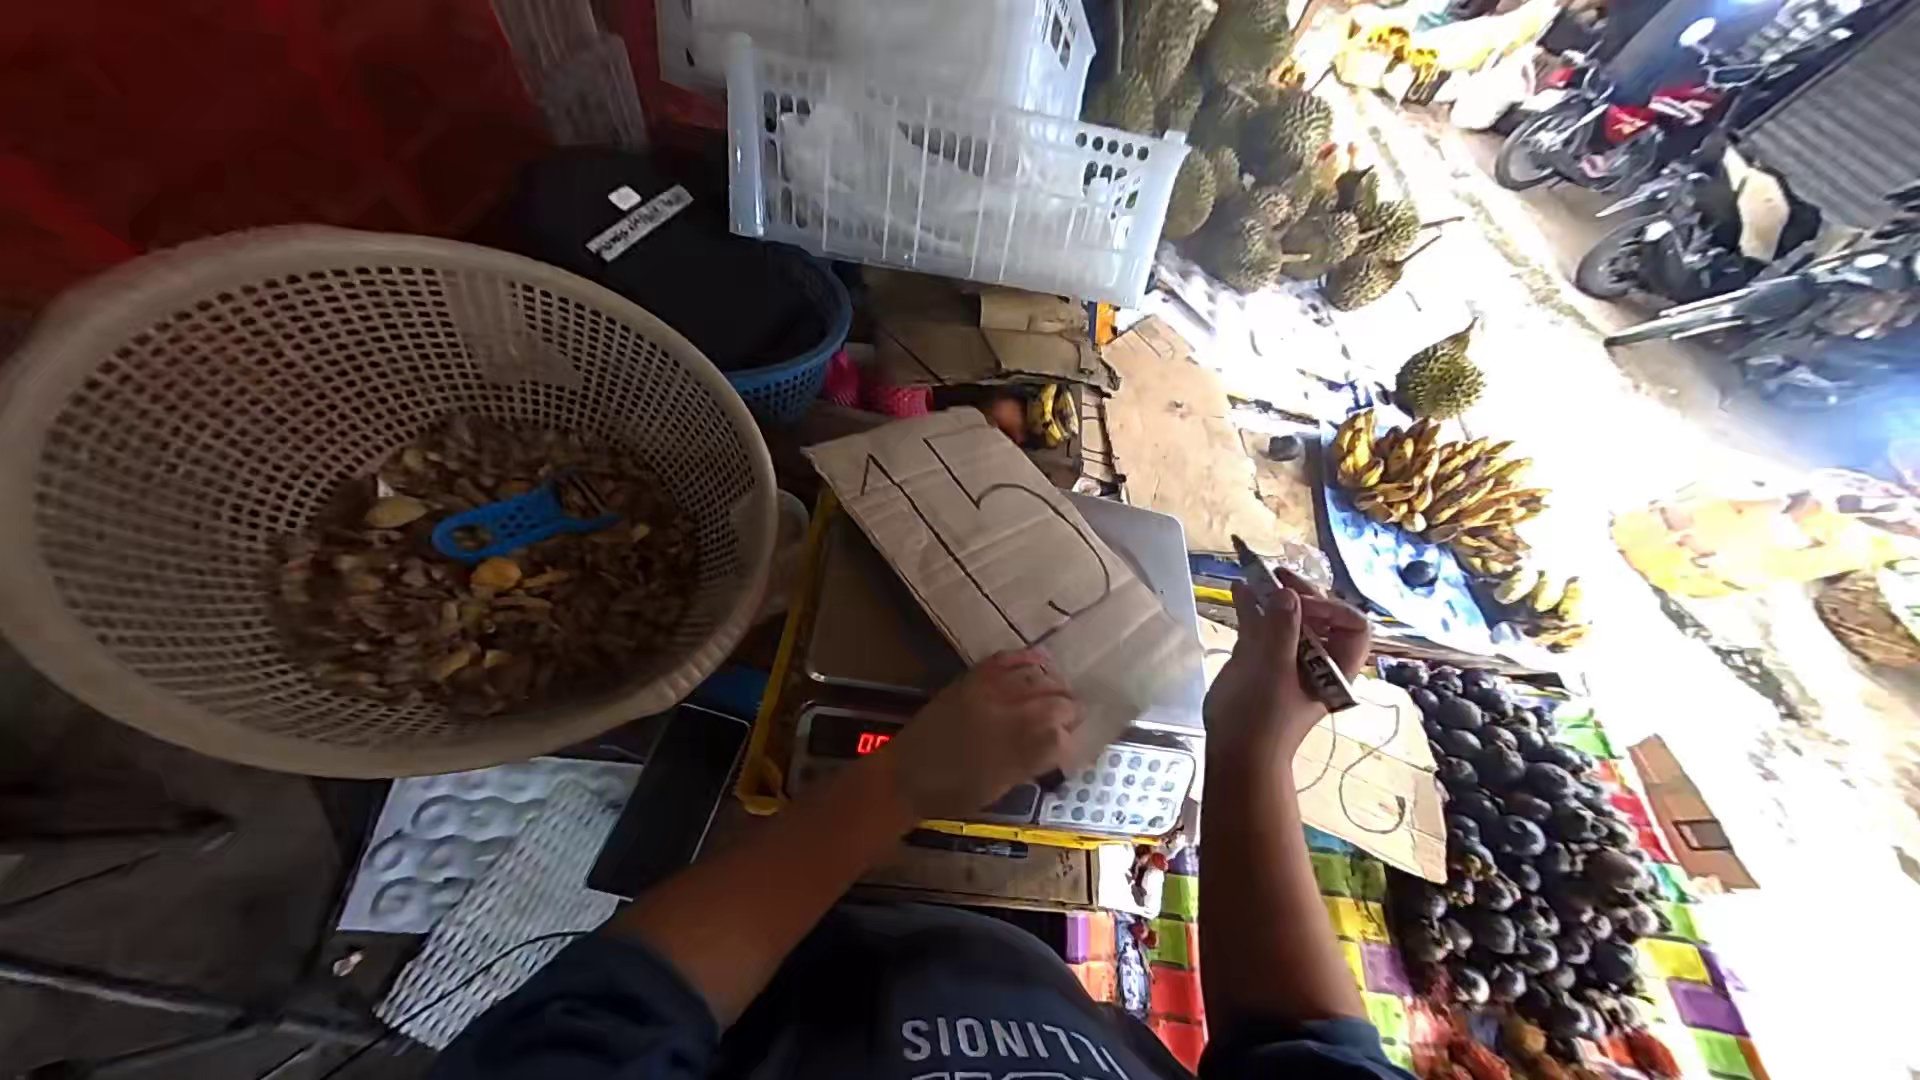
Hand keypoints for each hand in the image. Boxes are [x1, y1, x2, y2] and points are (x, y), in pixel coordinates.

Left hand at [882, 648, 1081, 818]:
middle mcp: (1011, 716)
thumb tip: (1057, 744)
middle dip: (1070, 710)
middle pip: (1057, 703)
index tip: (1070, 742)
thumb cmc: (955, 791)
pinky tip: (1039, 661)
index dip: (1071, 739)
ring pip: (1038, 679)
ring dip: (1054, 684)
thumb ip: (1033, 761)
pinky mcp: (973, 678)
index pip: (1063, 736)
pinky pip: (1007, 659)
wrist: (907, 774)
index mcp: (1020, 751)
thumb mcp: (1002, 786)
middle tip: (1071, 717)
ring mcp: (991, 692)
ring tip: (1059, 691)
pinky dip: (1027, 658)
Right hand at [1204, 568, 1369, 753]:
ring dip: (1273, 596)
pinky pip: (1261, 627)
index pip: (1351, 625)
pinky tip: (1239, 589)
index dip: (1329, 608)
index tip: (1297, 605)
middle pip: (1318, 616)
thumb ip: (1282, 629)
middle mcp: (1315, 659)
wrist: (1236, 749)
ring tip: (1256, 574)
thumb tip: (1288, 593)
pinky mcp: (1260, 659)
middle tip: (1277, 576)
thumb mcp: (1274, 671)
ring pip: (1287, 618)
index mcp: (1335, 667)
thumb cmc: (1263, 715)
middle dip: (1299, 594)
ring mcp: (1286, 658)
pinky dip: (1252, 607)